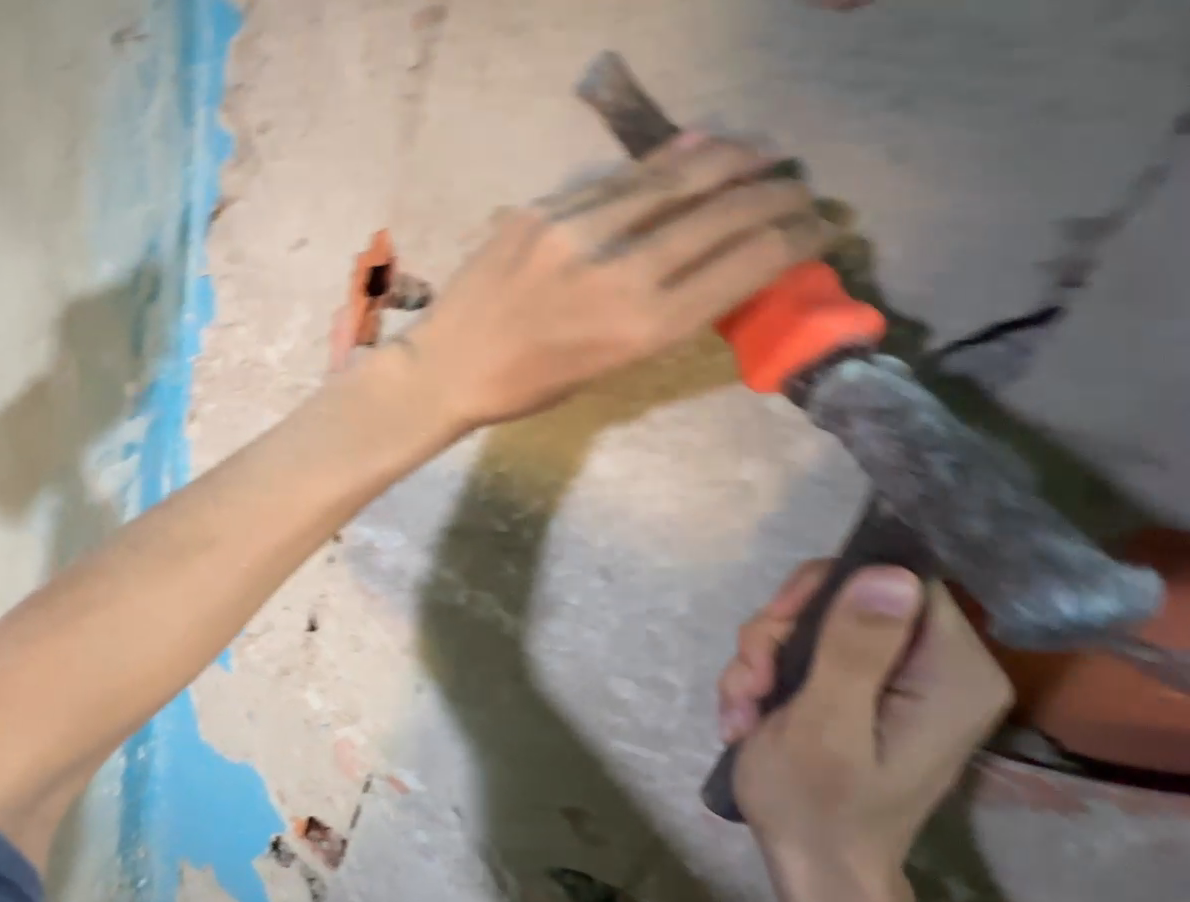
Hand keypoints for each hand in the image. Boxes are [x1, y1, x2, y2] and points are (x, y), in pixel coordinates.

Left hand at [403, 133, 831, 430]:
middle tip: (801, 185)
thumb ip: (665, 311)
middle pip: (723, 214)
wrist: (444, 369)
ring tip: (762, 151)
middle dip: (777, 194)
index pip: (747, 265)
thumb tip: (720, 257)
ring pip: (673, 180)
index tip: (821, 226)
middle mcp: (620, 274)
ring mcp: (575, 235)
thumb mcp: (609, 367)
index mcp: (643, 328)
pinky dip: (661, 164)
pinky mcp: (539, 213)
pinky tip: (693, 150)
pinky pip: (613, 179)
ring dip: (730, 160)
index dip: (797, 238)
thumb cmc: (526, 386)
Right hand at [716, 563, 1013, 889]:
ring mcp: (899, 680)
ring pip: (811, 626)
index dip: (826, 590)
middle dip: (778, 635)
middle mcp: (937, 667)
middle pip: (845, 598)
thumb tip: (887, 573)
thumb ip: (855, 650)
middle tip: (748, 680)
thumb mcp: (825, 724)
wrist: (814, 867)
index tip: (774, 628)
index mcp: (952, 673)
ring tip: (742, 711)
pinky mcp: (864, 692)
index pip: (897, 581)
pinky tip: (747, 718)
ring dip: (759, 662)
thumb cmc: (817, 803)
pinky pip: (804, 655)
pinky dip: (764, 680)